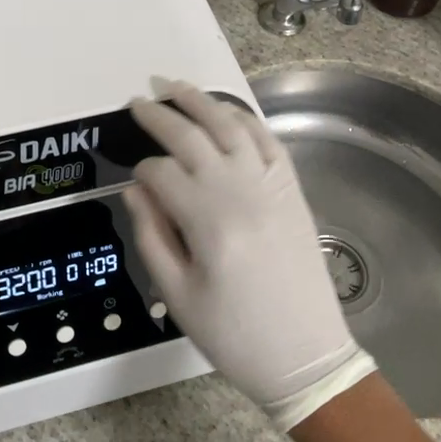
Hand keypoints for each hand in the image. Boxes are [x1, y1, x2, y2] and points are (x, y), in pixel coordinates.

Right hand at [124, 83, 374, 430]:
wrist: (306, 356)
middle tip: (139, 101)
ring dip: (200, 101)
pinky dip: (245, 119)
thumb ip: (152, 236)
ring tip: (175, 86)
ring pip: (231, 126)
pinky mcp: (291, 190)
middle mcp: (240, 192)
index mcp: (208, 222)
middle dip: (160, 115)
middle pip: (192, 136)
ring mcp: (270, 186)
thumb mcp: (178, 296)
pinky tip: (226, 111)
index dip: (141, 173)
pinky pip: (267, 140)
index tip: (135, 181)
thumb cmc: (236, 335)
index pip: (161, 174)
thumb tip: (136, 192)